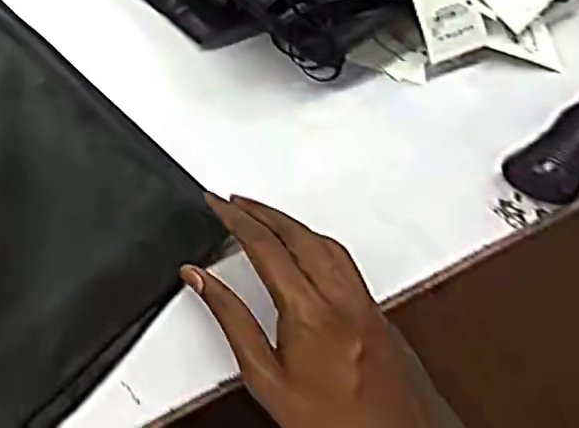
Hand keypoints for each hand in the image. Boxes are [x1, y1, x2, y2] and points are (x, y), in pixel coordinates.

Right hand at [184, 194, 441, 427]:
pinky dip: (316, 241)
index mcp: (311, 314)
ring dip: (290, 222)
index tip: (215, 203)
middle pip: (298, 234)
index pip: (264, 244)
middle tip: (233, 202)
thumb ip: (229, 318)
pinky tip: (304, 245)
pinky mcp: (381, 319)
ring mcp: (367, 310)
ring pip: (327, 244)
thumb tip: (198, 277)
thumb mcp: (264, 376)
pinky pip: (346, 262)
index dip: (234, 216)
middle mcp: (343, 304)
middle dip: (260, 210)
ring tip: (263, 215)